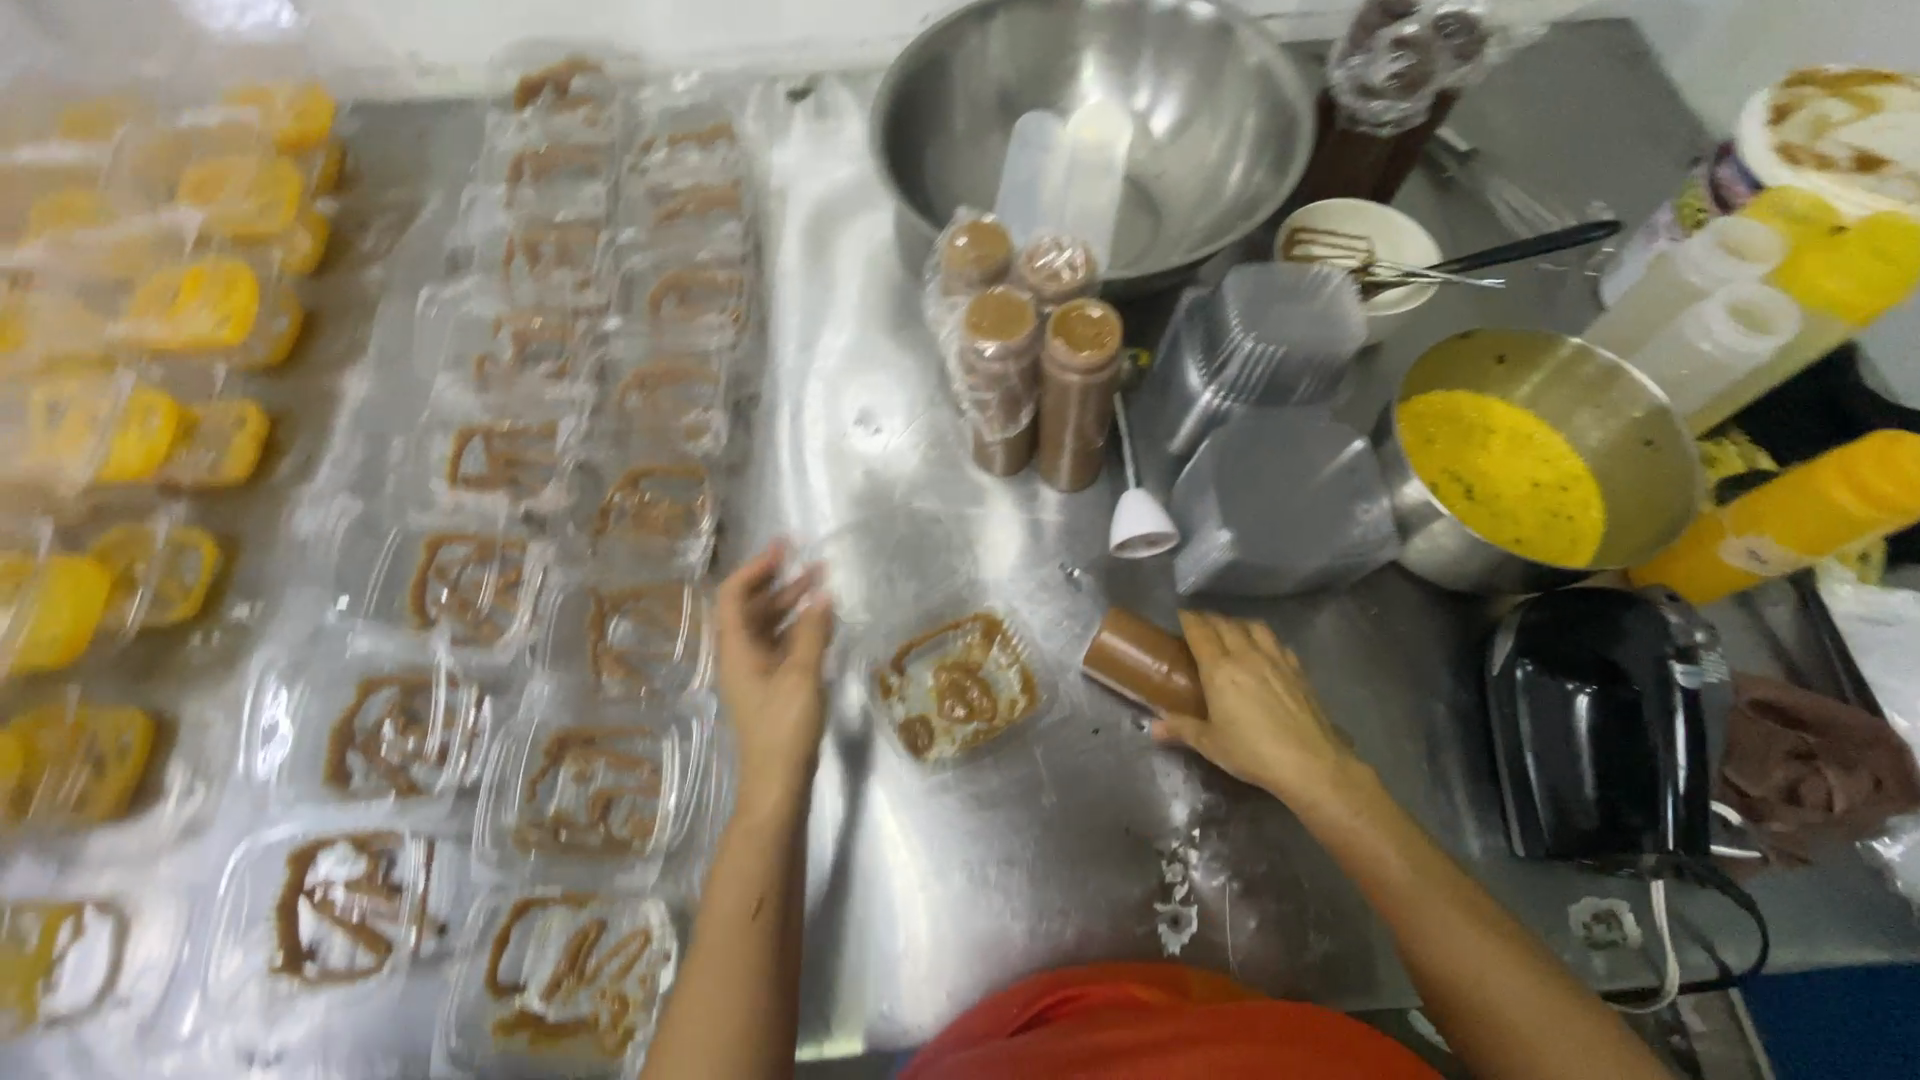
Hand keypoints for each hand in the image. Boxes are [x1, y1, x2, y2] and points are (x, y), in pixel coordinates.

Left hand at [714, 541, 834, 808]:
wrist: (777, 783)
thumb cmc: (784, 728)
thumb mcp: (802, 676)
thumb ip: (813, 632)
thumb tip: (822, 594)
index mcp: (736, 649)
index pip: (734, 594)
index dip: (757, 567)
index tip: (786, 548)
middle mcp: (740, 656)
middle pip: (752, 608)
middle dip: (781, 582)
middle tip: (813, 563)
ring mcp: (756, 673)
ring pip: (770, 627)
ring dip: (793, 604)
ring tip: (825, 586)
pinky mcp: (772, 688)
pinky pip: (782, 646)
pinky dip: (800, 629)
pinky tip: (824, 622)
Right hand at [1151, 611, 1360, 805]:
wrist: (1310, 763)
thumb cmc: (1252, 753)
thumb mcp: (1210, 744)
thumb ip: (1182, 729)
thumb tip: (1155, 728)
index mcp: (1220, 670)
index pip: (1201, 632)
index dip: (1189, 619)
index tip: (1182, 615)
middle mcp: (1247, 656)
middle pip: (1226, 624)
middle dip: (1211, 619)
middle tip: (1201, 625)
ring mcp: (1276, 660)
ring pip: (1255, 626)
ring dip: (1239, 623)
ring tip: (1232, 631)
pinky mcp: (1299, 671)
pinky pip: (1278, 643)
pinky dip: (1266, 640)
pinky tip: (1265, 652)